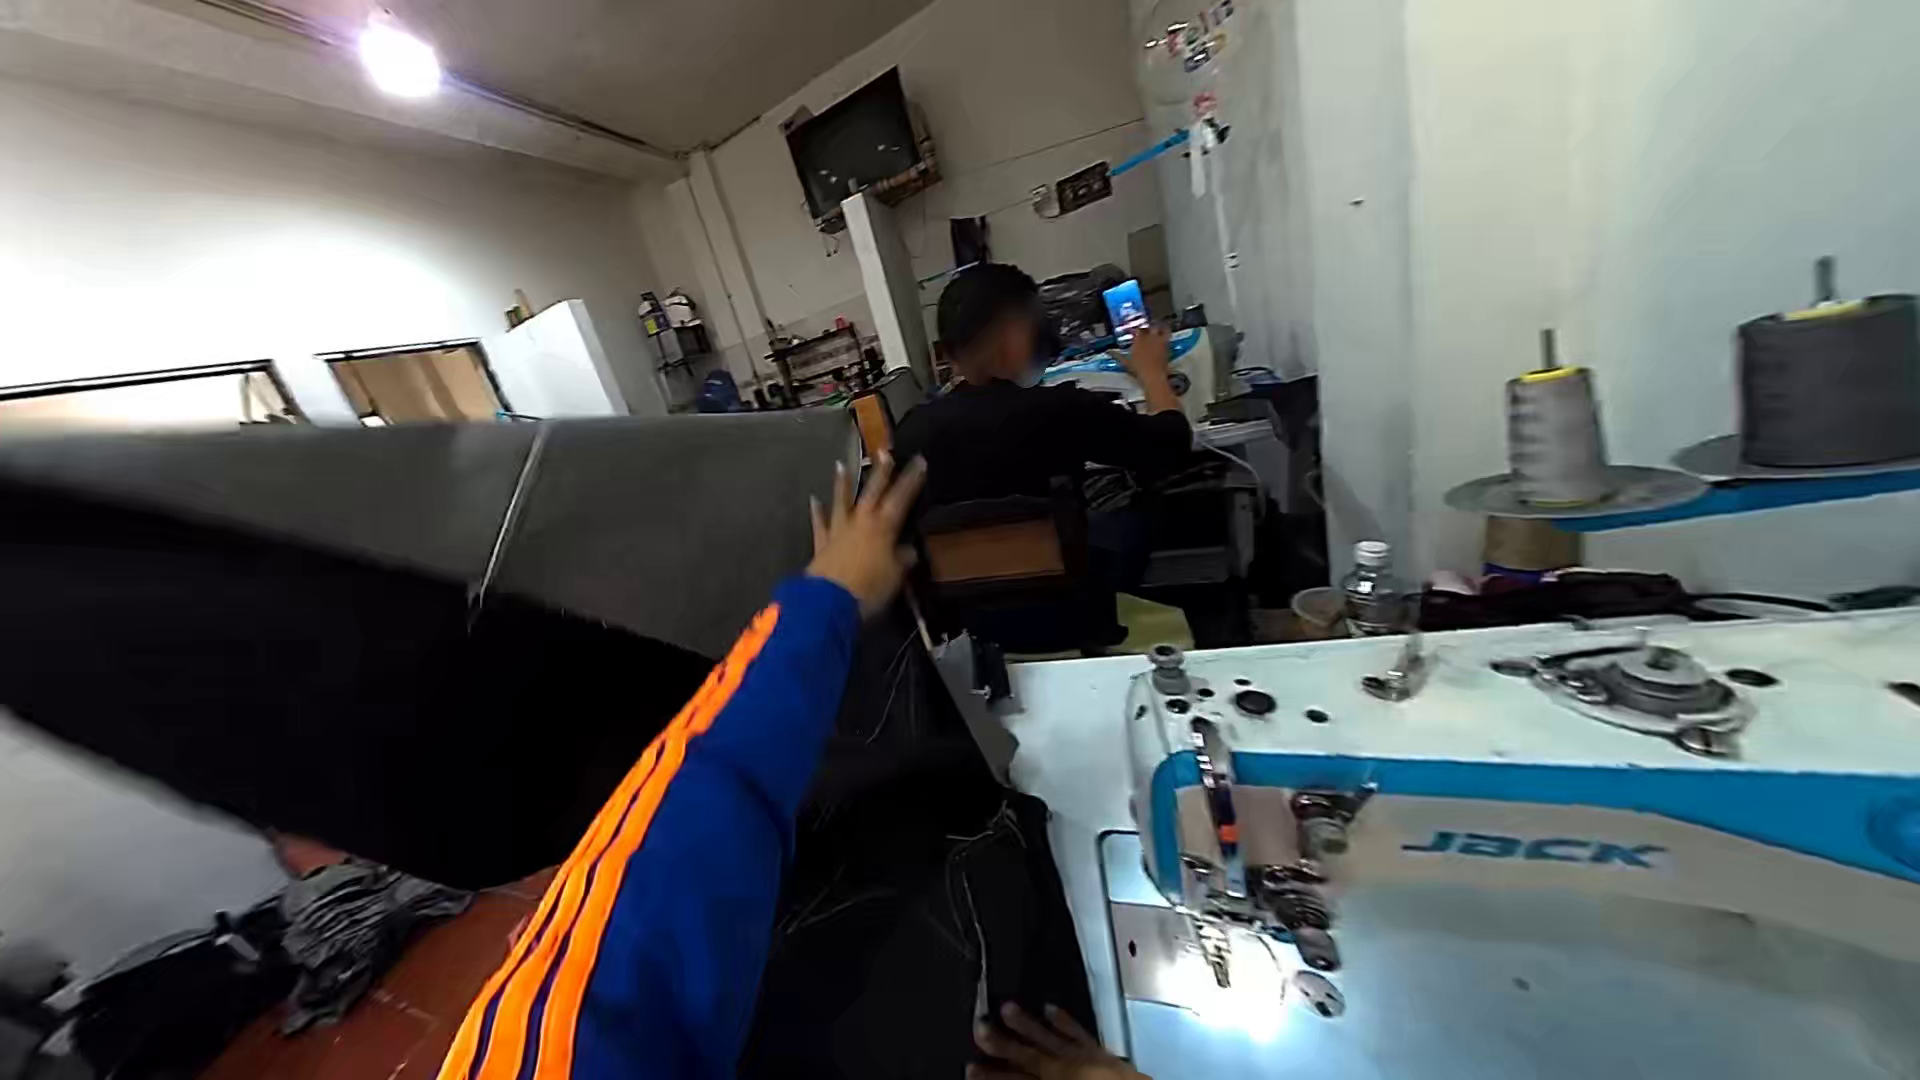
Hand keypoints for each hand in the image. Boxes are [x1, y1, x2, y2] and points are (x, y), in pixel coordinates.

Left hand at [807, 451, 926, 618]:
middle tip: (884, 451)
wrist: (830, 603)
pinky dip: (817, 512)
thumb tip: (909, 551)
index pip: (902, 498)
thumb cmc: (869, 588)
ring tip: (841, 465)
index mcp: (883, 527)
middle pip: (872, 492)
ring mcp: (838, 531)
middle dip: (881, 472)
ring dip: (842, 484)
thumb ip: (902, 560)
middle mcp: (861, 522)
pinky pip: (820, 524)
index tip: (919, 461)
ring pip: (842, 502)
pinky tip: (813, 500)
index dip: (911, 480)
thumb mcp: (895, 575)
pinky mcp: (822, 544)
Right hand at [969, 1003, 1152, 1079]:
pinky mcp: (1107, 1057)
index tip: (971, 1066)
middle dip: (1003, 1042)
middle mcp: (1073, 1070)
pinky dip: (1065, 1021)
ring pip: (1053, 1037)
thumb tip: (1020, 1079)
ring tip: (1007, 1005)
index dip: (993, 1074)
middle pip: (1031, 1054)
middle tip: (979, 1026)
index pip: (1019, 1079)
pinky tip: (1051, 1008)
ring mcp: (1091, 1060)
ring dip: (1029, 1023)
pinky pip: (1082, 1034)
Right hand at [1121, 325, 1171, 379]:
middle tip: (1147, 328)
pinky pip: (1167, 333)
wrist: (1153, 374)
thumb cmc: (1138, 370)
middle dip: (1147, 326)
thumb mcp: (1125, 363)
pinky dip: (1166, 331)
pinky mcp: (1166, 343)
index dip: (1137, 329)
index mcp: (1137, 341)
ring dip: (1158, 325)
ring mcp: (1157, 339)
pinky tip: (1166, 332)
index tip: (1136, 330)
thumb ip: (1117, 355)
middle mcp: (1147, 337)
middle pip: (1148, 326)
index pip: (1137, 330)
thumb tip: (1108, 351)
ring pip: (1159, 327)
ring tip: (1158, 325)